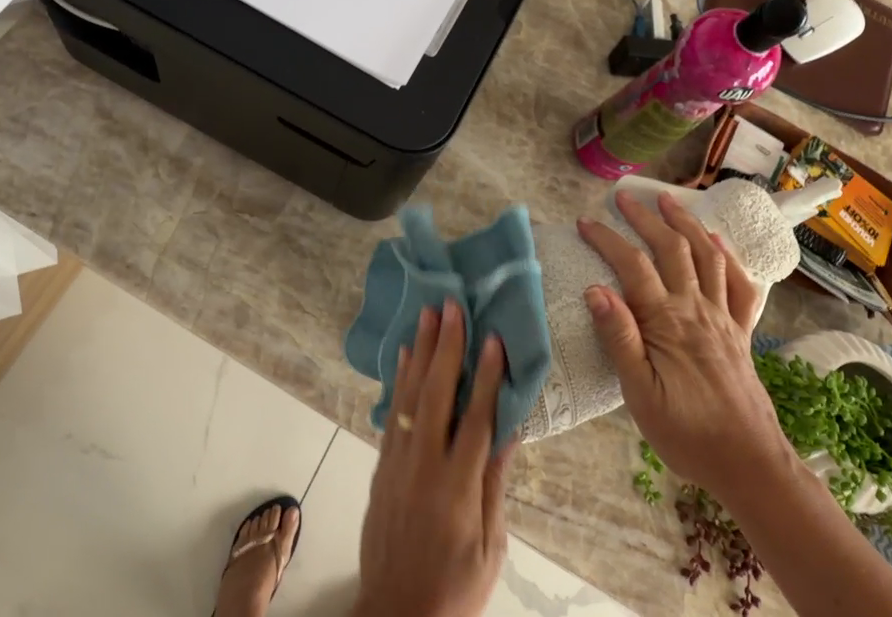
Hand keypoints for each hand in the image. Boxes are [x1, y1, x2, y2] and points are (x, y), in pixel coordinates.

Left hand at [352, 299, 517, 616]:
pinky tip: (406, 357)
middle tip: (452, 307)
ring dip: (420, 353)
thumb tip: (509, 429)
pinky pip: (392, 414)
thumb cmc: (456, 585)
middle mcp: (423, 467)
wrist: (396, 613)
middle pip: (436, 395)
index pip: (476, 420)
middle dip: (447, 348)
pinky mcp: (382, 468)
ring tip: (427, 315)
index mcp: (457, 488)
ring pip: (409, 397)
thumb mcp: (490, 544)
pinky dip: (399, 382)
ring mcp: (397, 465)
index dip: (487, 377)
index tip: (494, 338)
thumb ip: (495, 483)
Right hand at [577, 190, 794, 500]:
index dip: (608, 239)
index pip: (632, 266)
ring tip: (669, 201)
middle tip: (624, 196)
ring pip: (706, 256)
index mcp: (666, 322)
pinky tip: (719, 242)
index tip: (586, 222)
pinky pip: (739, 285)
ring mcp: (723, 318)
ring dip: (686, 224)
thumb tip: (595, 290)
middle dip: (646, 218)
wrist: (749, 461)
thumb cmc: (685, 432)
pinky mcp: (741, 332)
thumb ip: (619, 339)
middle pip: (671, 249)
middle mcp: (696, 309)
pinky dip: (728, 257)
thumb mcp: (639, 394)